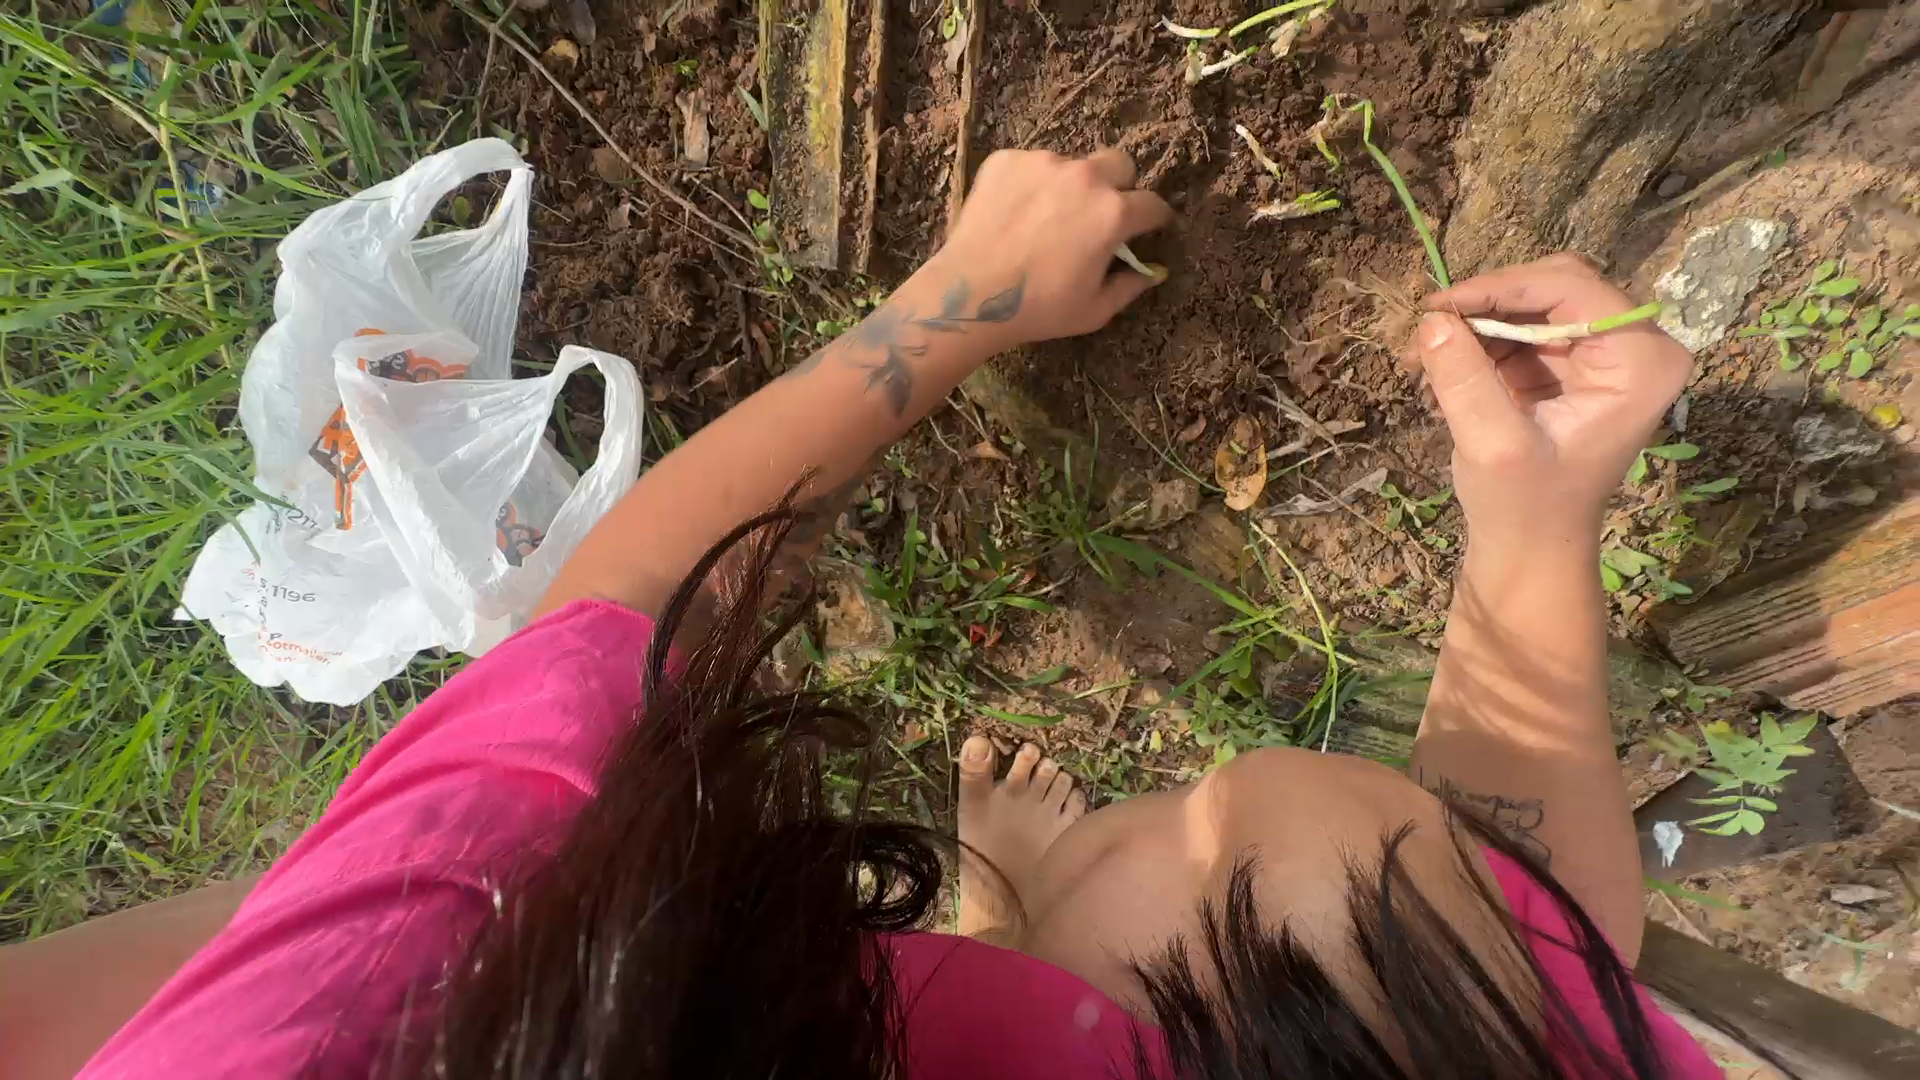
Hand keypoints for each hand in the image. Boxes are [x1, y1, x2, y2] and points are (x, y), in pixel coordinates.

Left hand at [929, 148, 1172, 345]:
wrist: (970, 296)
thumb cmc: (1037, 310)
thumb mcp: (1093, 311)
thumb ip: (1130, 287)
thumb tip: (1152, 272)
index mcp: (1113, 213)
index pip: (1152, 204)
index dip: (1154, 219)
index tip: (1149, 227)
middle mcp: (1084, 176)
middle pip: (1119, 164)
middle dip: (1119, 186)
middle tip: (1099, 216)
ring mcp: (1043, 162)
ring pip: (1070, 166)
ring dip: (1068, 188)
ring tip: (1044, 222)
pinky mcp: (1006, 161)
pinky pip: (1029, 167)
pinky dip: (1029, 187)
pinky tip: (1014, 217)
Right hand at [1409, 253, 1692, 551]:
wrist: (1528, 546)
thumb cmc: (1522, 504)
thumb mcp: (1492, 443)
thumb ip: (1464, 379)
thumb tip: (1429, 321)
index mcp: (1639, 362)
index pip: (1572, 289)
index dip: (1501, 287)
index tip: (1435, 307)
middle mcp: (1629, 348)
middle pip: (1552, 289)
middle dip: (1484, 305)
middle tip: (1425, 330)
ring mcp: (1595, 359)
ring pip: (1528, 308)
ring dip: (1471, 326)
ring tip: (1419, 357)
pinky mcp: (1562, 372)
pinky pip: (1515, 336)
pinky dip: (1472, 346)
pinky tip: (1437, 372)